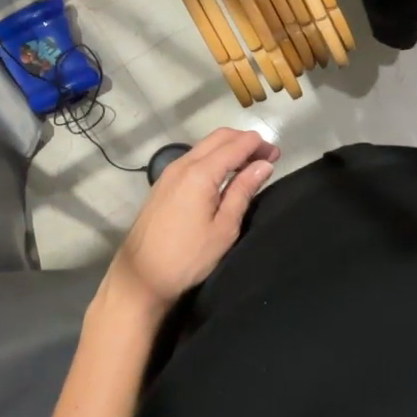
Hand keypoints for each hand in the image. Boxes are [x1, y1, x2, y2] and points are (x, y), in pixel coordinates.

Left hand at [104, 129, 279, 310]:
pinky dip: (213, 158)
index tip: (277, 156)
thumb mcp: (224, 228)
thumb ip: (243, 191)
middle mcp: (183, 164)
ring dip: (229, 148)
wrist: (139, 278)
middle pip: (219, 137)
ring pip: (205, 146)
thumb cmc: (187, 257)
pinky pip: (193, 158)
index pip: (236, 145)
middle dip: (245, 141)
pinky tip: (223, 176)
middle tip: (265, 158)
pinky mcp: (162, 184)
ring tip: (248, 166)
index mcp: (200, 173)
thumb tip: (264, 165)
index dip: (259, 145)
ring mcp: (169, 173)